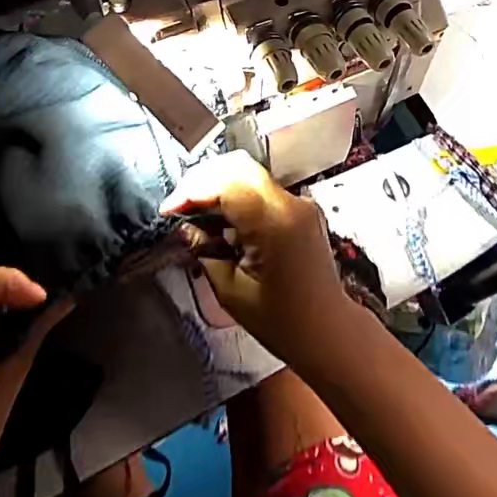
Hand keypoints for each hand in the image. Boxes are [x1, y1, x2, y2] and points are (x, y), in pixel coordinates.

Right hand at [160, 152, 354, 361]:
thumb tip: (186, 227)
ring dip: (220, 186)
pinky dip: (238, 196)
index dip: (192, 190)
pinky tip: (221, 220)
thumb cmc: (282, 321)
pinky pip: (263, 190)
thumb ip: (206, 252)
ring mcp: (300, 203)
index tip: (169, 209)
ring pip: (250, 174)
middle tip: (179, 205)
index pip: (227, 183)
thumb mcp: (231, 291)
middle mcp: (291, 204)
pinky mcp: (301, 209)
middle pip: (240, 167)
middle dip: (203, 180)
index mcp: (275, 222)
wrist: (326, 329)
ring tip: (195, 214)